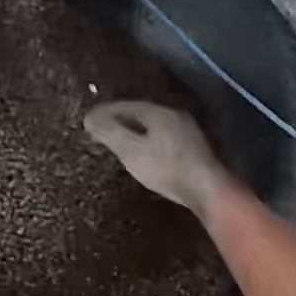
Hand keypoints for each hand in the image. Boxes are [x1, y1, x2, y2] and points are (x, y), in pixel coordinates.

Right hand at [83, 101, 230, 216]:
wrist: (207, 189)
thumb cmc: (166, 169)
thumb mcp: (131, 151)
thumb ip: (109, 132)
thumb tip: (90, 117)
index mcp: (158, 112)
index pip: (124, 105)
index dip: (104, 113)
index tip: (89, 121)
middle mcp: (174, 115)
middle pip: (140, 113)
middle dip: (119, 120)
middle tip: (101, 130)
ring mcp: (187, 131)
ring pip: (153, 125)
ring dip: (135, 130)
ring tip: (120, 141)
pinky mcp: (193, 148)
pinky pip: (163, 137)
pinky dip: (148, 140)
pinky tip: (145, 153)